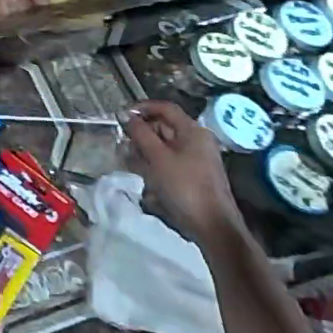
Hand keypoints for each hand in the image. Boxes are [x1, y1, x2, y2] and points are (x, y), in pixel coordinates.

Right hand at [123, 100, 242, 240]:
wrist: (212, 224)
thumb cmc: (184, 185)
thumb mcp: (157, 156)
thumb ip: (139, 133)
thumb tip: (125, 115)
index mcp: (193, 131)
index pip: (165, 108)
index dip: (141, 107)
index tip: (120, 116)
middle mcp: (197, 140)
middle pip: (163, 125)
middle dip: (140, 132)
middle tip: (122, 142)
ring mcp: (196, 157)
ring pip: (163, 143)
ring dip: (144, 148)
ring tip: (129, 160)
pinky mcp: (193, 173)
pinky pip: (168, 158)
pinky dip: (153, 161)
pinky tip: (143, 173)